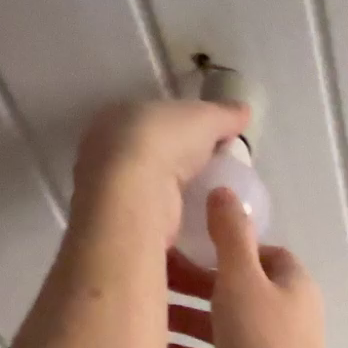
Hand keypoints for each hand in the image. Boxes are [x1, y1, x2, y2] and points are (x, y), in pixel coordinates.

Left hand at [71, 100, 250, 246]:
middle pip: (150, 162)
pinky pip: (151, 226)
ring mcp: (107, 196)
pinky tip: (195, 235)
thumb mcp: (203, 118)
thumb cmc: (162, 143)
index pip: (151, 123)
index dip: (179, 132)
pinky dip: (171, 230)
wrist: (133, 197)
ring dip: (173, 203)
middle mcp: (103, 156)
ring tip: (210, 214)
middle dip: (177, 171)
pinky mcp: (120, 230)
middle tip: (212, 183)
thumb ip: (224, 116)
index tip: (208, 147)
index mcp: (117, 119)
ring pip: (148, 196)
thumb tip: (244, 111)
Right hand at [166, 188, 330, 347]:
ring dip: (188, 317)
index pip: (260, 253)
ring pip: (223, 324)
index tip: (187, 244)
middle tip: (152, 275)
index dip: (225, 245)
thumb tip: (225, 193)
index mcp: (291, 284)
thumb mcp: (242, 278)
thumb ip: (230, 235)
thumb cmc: (262, 344)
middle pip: (236, 288)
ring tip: (145, 310)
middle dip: (196, 281)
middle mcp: (285, 315)